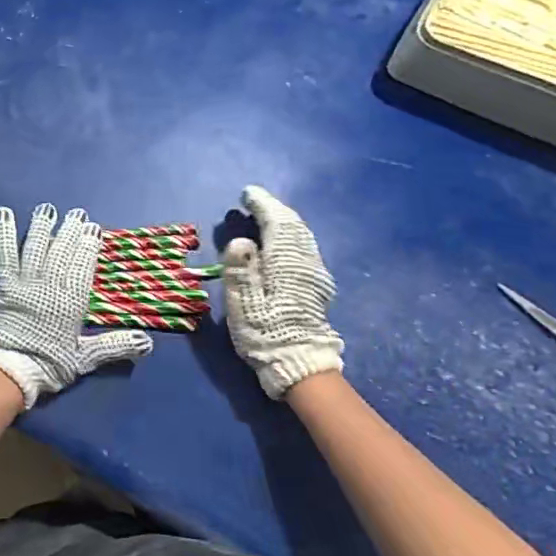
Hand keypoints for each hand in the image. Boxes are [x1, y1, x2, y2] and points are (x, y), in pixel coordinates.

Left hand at [0, 204, 152, 409]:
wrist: (13, 368)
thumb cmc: (51, 364)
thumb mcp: (86, 357)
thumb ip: (114, 345)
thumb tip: (147, 342)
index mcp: (72, 301)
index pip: (83, 266)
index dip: (88, 246)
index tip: (93, 229)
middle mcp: (51, 286)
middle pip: (62, 252)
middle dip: (69, 231)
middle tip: (76, 214)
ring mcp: (26, 283)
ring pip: (36, 248)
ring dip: (42, 227)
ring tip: (46, 210)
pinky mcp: (4, 285)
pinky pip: (5, 254)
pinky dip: (3, 233)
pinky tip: (2, 214)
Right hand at [220, 186, 344, 398]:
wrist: (298, 361)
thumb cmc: (264, 332)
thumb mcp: (242, 303)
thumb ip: (240, 269)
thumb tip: (241, 240)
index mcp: (285, 264)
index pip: (277, 225)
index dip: (263, 206)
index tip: (248, 194)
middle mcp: (304, 263)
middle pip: (294, 227)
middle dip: (274, 210)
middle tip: (254, 201)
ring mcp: (314, 273)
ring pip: (302, 236)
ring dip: (283, 222)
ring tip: (265, 215)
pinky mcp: (315, 284)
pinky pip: (303, 247)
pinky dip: (290, 235)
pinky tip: (279, 240)